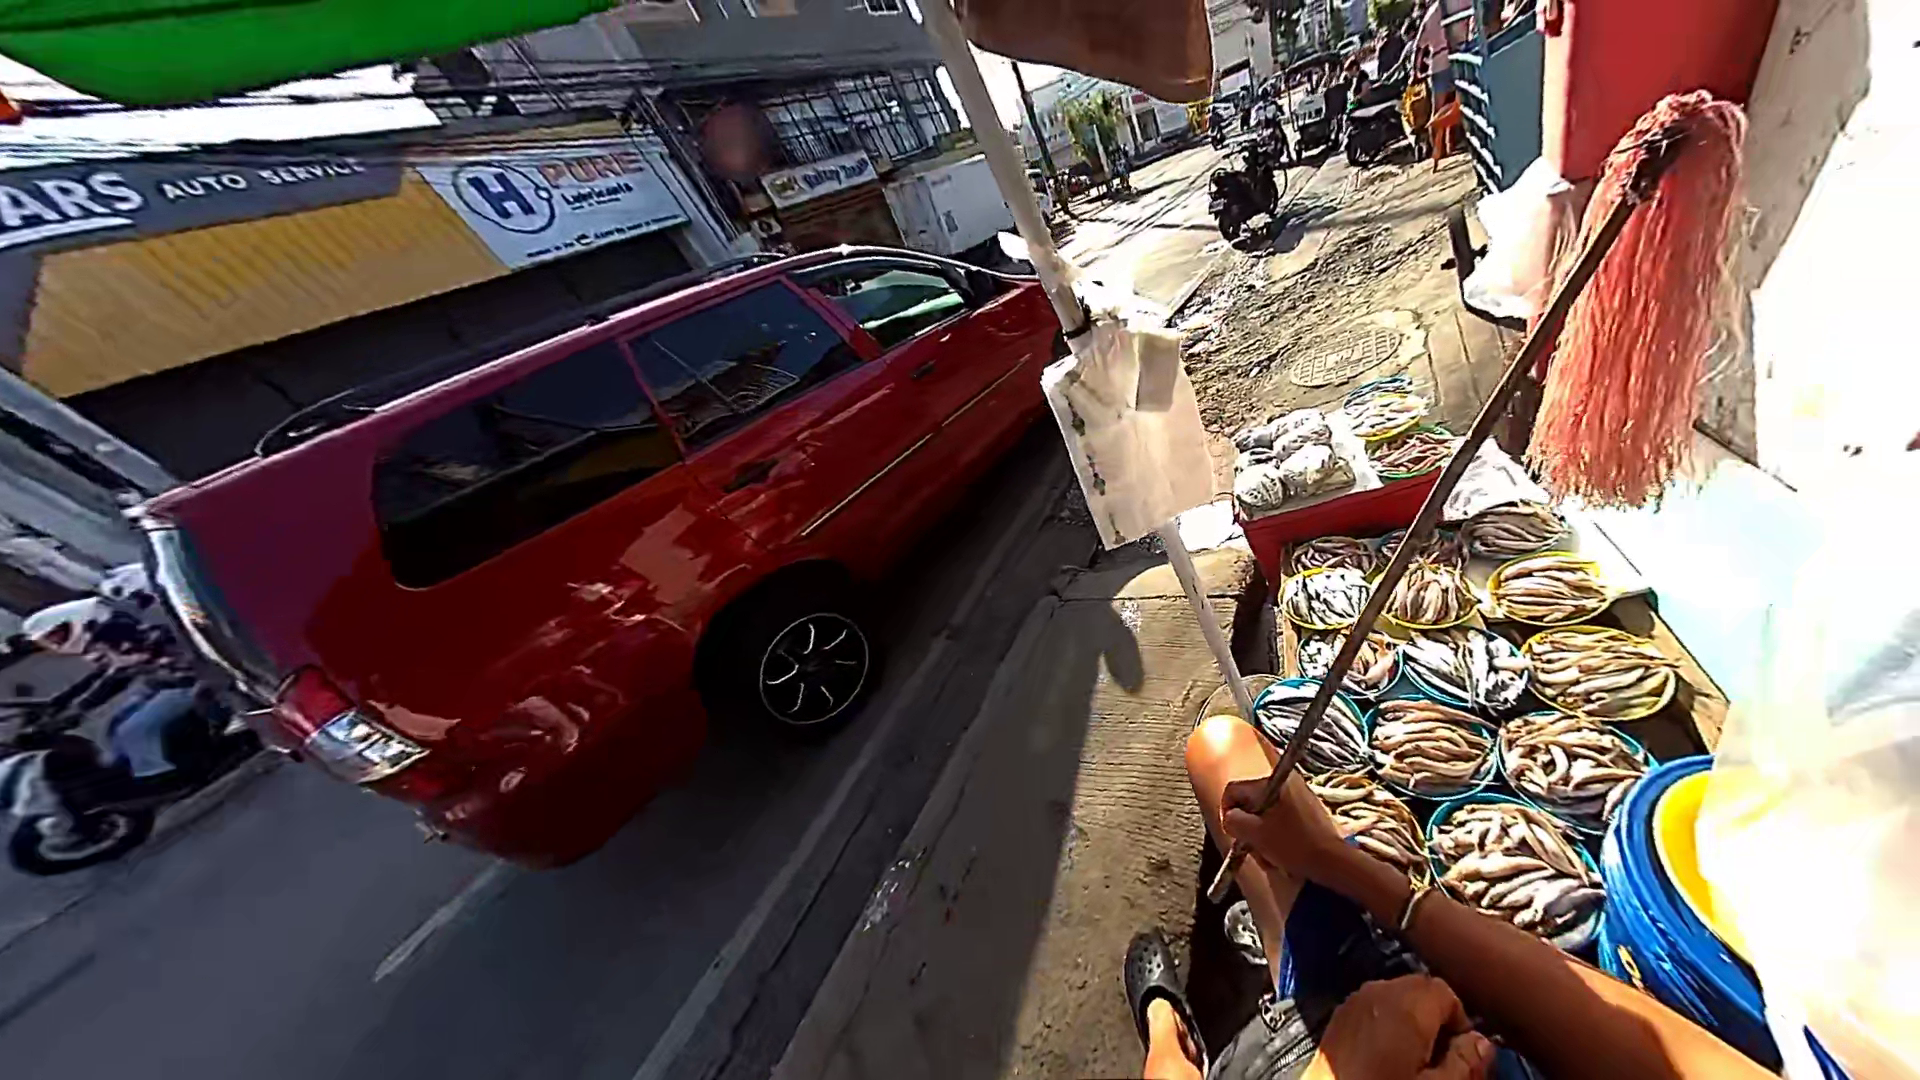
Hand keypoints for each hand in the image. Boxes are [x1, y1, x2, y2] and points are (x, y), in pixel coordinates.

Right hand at [1218, 769, 1348, 883]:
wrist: (1338, 865)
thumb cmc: (1295, 846)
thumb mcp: (1255, 834)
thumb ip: (1233, 821)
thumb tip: (1229, 818)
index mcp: (1270, 782)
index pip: (1233, 790)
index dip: (1227, 812)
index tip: (1232, 832)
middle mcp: (1285, 782)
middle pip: (1250, 803)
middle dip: (1249, 828)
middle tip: (1253, 847)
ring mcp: (1300, 796)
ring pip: (1266, 814)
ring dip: (1263, 835)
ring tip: (1271, 856)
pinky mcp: (1310, 811)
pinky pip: (1282, 819)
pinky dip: (1278, 835)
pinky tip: (1284, 854)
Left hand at [1303, 975, 1494, 1079]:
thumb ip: (1464, 1064)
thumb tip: (1482, 1043)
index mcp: (1402, 1006)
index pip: (1443, 988)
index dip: (1462, 1019)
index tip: (1466, 1052)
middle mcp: (1375, 993)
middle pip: (1419, 988)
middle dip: (1439, 1018)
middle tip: (1446, 1060)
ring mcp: (1355, 1000)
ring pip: (1397, 995)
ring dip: (1416, 1019)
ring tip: (1421, 1063)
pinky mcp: (1343, 1013)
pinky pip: (1377, 1005)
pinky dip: (1392, 1021)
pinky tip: (1394, 1057)